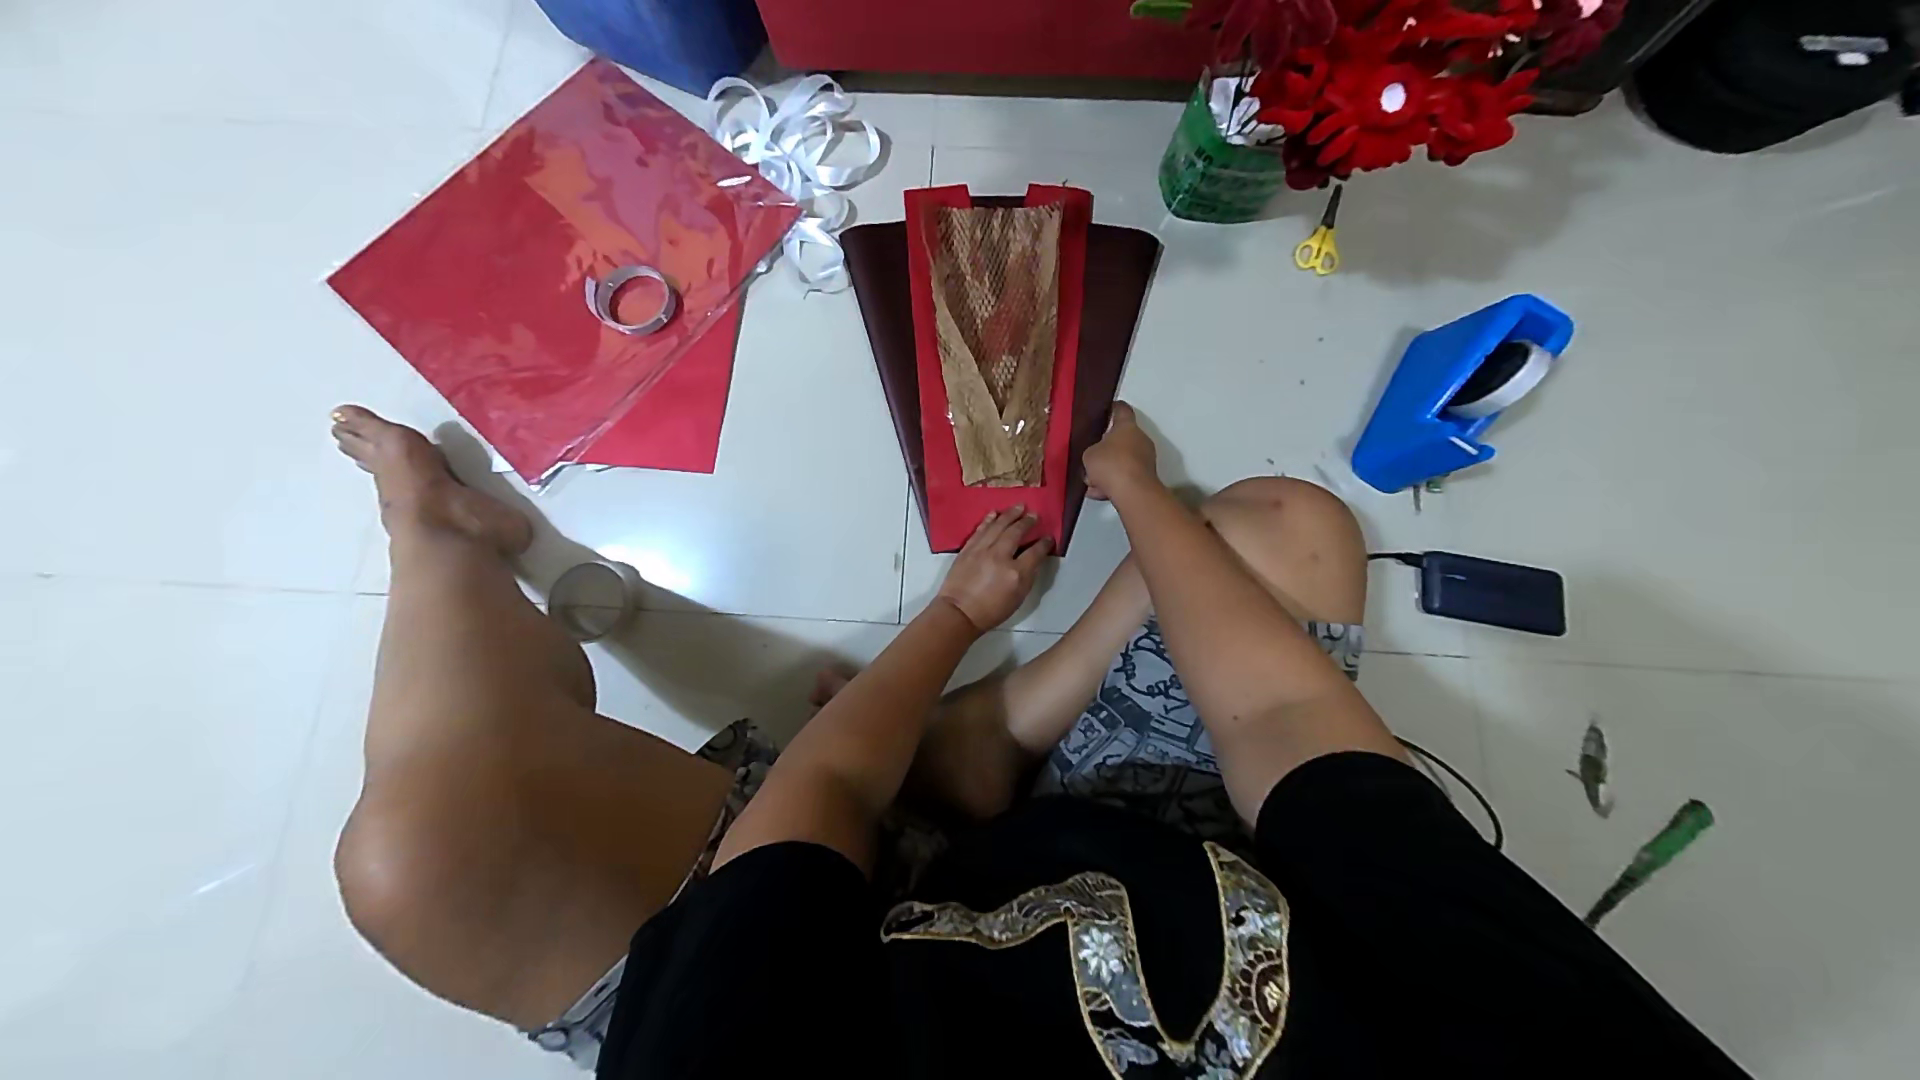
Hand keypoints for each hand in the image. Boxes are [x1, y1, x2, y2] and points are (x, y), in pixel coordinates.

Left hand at [934, 506, 1051, 631]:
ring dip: (1009, 514)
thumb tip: (1032, 559)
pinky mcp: (968, 549)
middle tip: (1033, 515)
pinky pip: (981, 530)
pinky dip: (989, 520)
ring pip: (998, 526)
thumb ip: (1027, 576)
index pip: (1035, 552)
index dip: (1044, 543)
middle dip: (1027, 522)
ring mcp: (982, 550)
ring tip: (1018, 506)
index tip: (1048, 538)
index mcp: (1016, 573)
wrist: (959, 612)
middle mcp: (1000, 557)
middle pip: (1016, 532)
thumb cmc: (991, 611)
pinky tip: (995, 513)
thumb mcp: (1018, 598)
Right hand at [1083, 401, 1159, 501]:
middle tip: (1093, 455)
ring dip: (1110, 468)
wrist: (1132, 492)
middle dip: (1108, 447)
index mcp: (1127, 427)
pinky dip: (1114, 482)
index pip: (1122, 410)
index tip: (1108, 407)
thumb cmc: (1110, 464)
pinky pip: (1126, 476)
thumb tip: (1097, 456)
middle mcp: (1140, 439)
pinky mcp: (1146, 477)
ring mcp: (1146, 459)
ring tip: (1093, 480)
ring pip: (1123, 460)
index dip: (1114, 408)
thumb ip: (1092, 451)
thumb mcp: (1089, 455)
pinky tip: (1099, 491)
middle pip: (1123, 438)